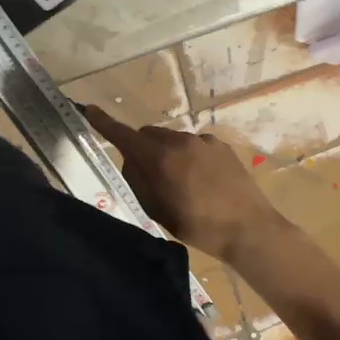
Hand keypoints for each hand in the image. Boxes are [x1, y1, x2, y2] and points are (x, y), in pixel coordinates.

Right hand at [82, 106, 290, 264]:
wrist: (250, 230)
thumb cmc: (197, 225)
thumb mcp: (156, 209)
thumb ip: (137, 179)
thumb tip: (130, 159)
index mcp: (158, 158)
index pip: (123, 135)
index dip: (103, 123)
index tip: (89, 109)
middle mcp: (178, 141)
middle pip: (147, 134)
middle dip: (142, 148)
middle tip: (151, 177)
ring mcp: (202, 141)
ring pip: (171, 139)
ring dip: (167, 153)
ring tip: (182, 183)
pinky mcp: (221, 146)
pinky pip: (194, 144)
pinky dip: (189, 156)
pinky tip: (203, 180)